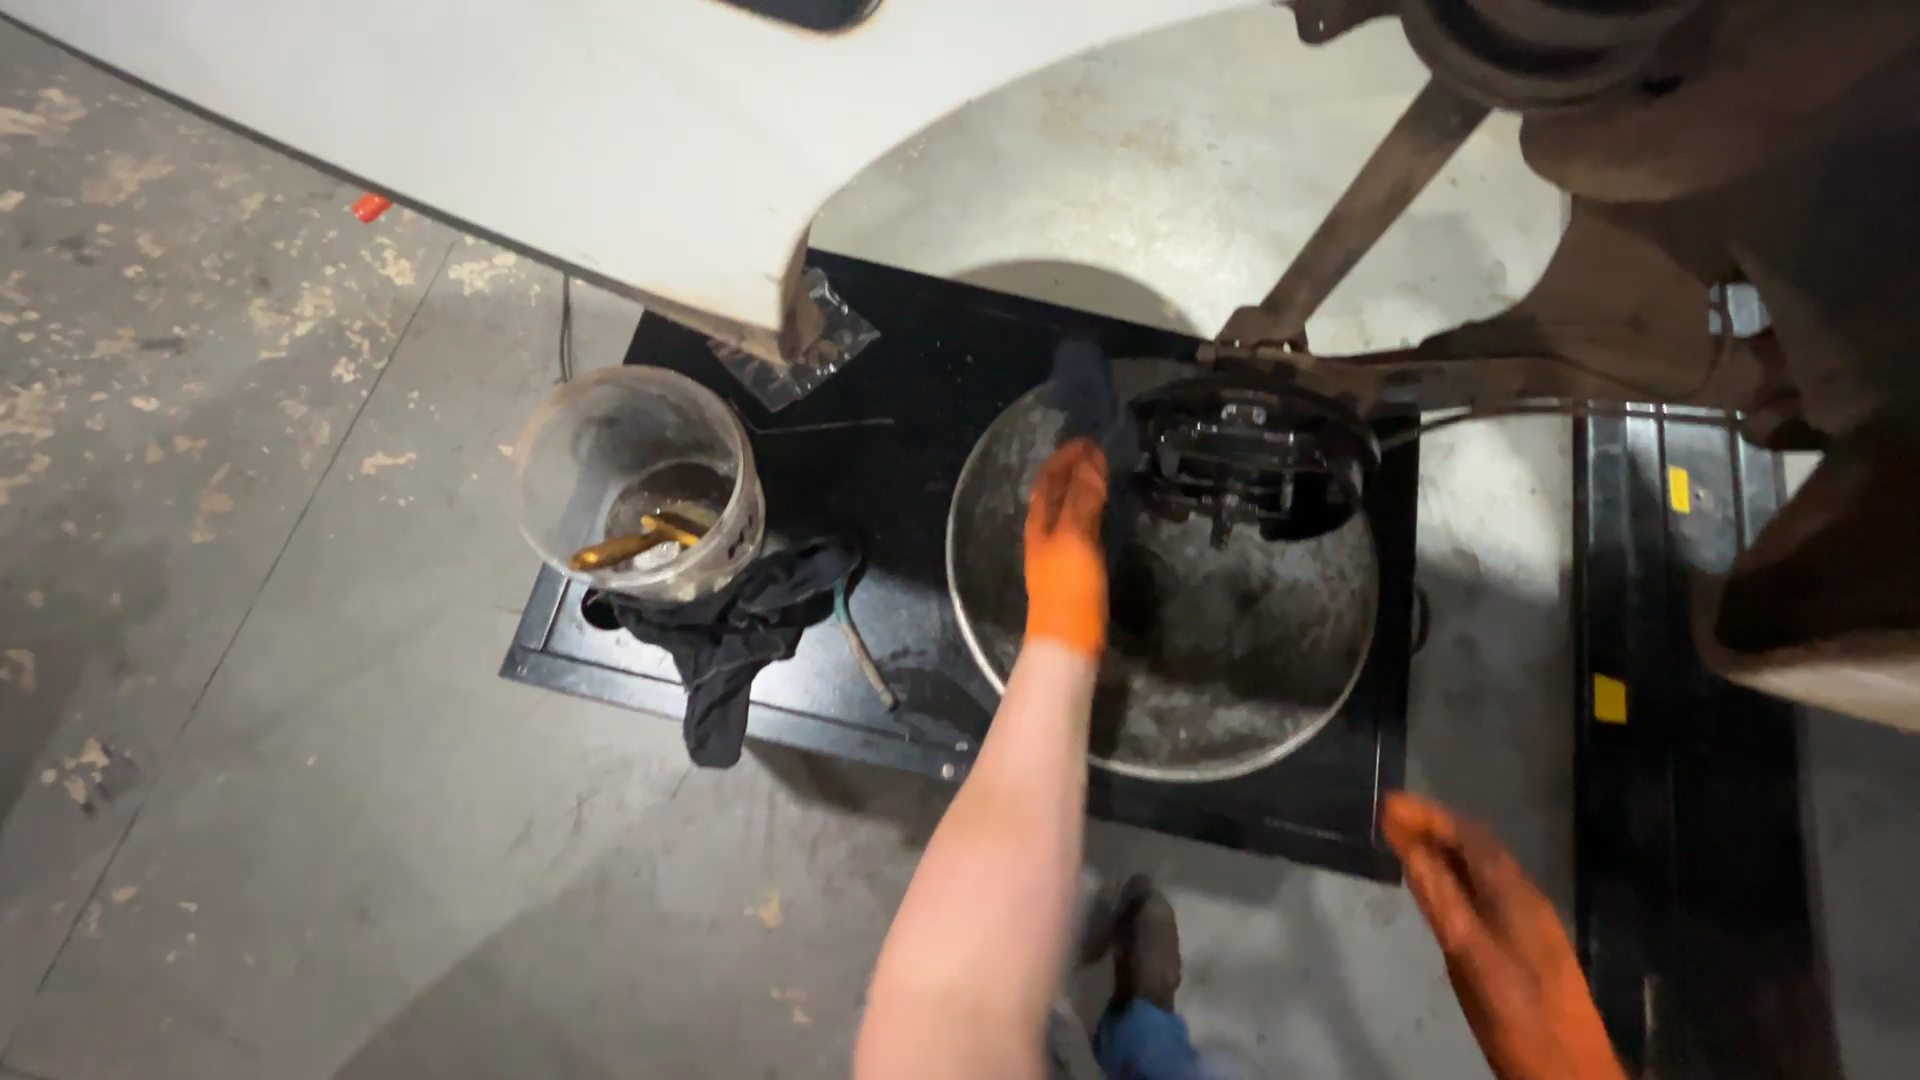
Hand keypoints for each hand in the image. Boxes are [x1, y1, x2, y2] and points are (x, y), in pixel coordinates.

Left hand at [1023, 439, 1108, 656]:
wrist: (1067, 644)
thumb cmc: (1069, 589)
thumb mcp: (1076, 538)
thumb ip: (1082, 499)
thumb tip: (1090, 458)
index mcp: (1039, 522)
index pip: (1049, 478)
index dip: (1066, 456)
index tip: (1090, 438)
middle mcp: (1043, 533)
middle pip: (1054, 492)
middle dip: (1072, 468)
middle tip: (1100, 451)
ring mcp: (1055, 553)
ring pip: (1065, 510)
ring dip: (1080, 488)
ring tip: (1103, 475)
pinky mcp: (1071, 571)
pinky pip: (1078, 528)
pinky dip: (1089, 511)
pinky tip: (1102, 516)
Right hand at [1383, 793, 1624, 1079]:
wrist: (1571, 1079)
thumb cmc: (1517, 1015)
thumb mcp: (1468, 954)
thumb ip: (1438, 895)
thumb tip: (1404, 838)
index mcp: (1516, 896)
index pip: (1471, 835)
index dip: (1429, 814)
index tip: (1387, 803)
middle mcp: (1525, 900)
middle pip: (1477, 847)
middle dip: (1432, 825)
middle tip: (1387, 819)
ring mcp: (1527, 923)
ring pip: (1480, 868)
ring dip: (1441, 848)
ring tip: (1400, 842)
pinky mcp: (1523, 945)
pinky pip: (1482, 890)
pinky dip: (1451, 874)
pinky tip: (1432, 886)